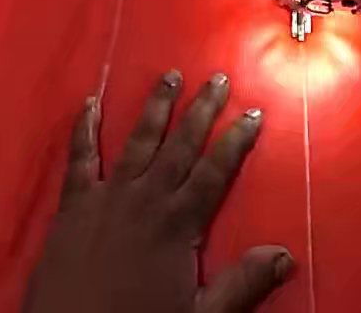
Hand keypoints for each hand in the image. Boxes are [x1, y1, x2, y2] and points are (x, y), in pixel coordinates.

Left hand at [22, 70, 294, 312]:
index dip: (236, 140)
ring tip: (171, 75)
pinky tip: (90, 99)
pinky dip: (84, 125)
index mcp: (177, 223)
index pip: (214, 171)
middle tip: (219, 77)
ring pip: (139, 138)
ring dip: (157, 105)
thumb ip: (241, 286)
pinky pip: (80, 154)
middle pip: (181, 144)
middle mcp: (146, 197)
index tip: (253, 112)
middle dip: (202, 108)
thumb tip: (285, 254)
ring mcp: (109, 193)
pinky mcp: (75, 200)